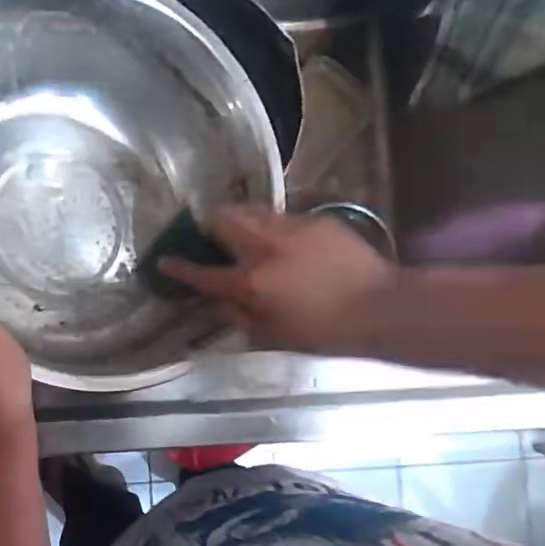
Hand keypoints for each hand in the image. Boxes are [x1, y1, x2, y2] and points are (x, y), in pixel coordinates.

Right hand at [157, 206, 395, 354]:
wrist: (380, 308)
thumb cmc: (322, 331)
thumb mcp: (270, 334)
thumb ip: (237, 314)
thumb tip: (218, 300)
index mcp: (251, 283)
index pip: (204, 274)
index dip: (180, 268)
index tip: (164, 261)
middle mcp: (266, 248)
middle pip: (224, 220)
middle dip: (208, 223)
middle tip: (206, 232)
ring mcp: (292, 229)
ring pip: (252, 211)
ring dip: (238, 218)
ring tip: (237, 227)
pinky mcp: (317, 221)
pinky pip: (281, 217)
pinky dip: (270, 224)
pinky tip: (279, 238)